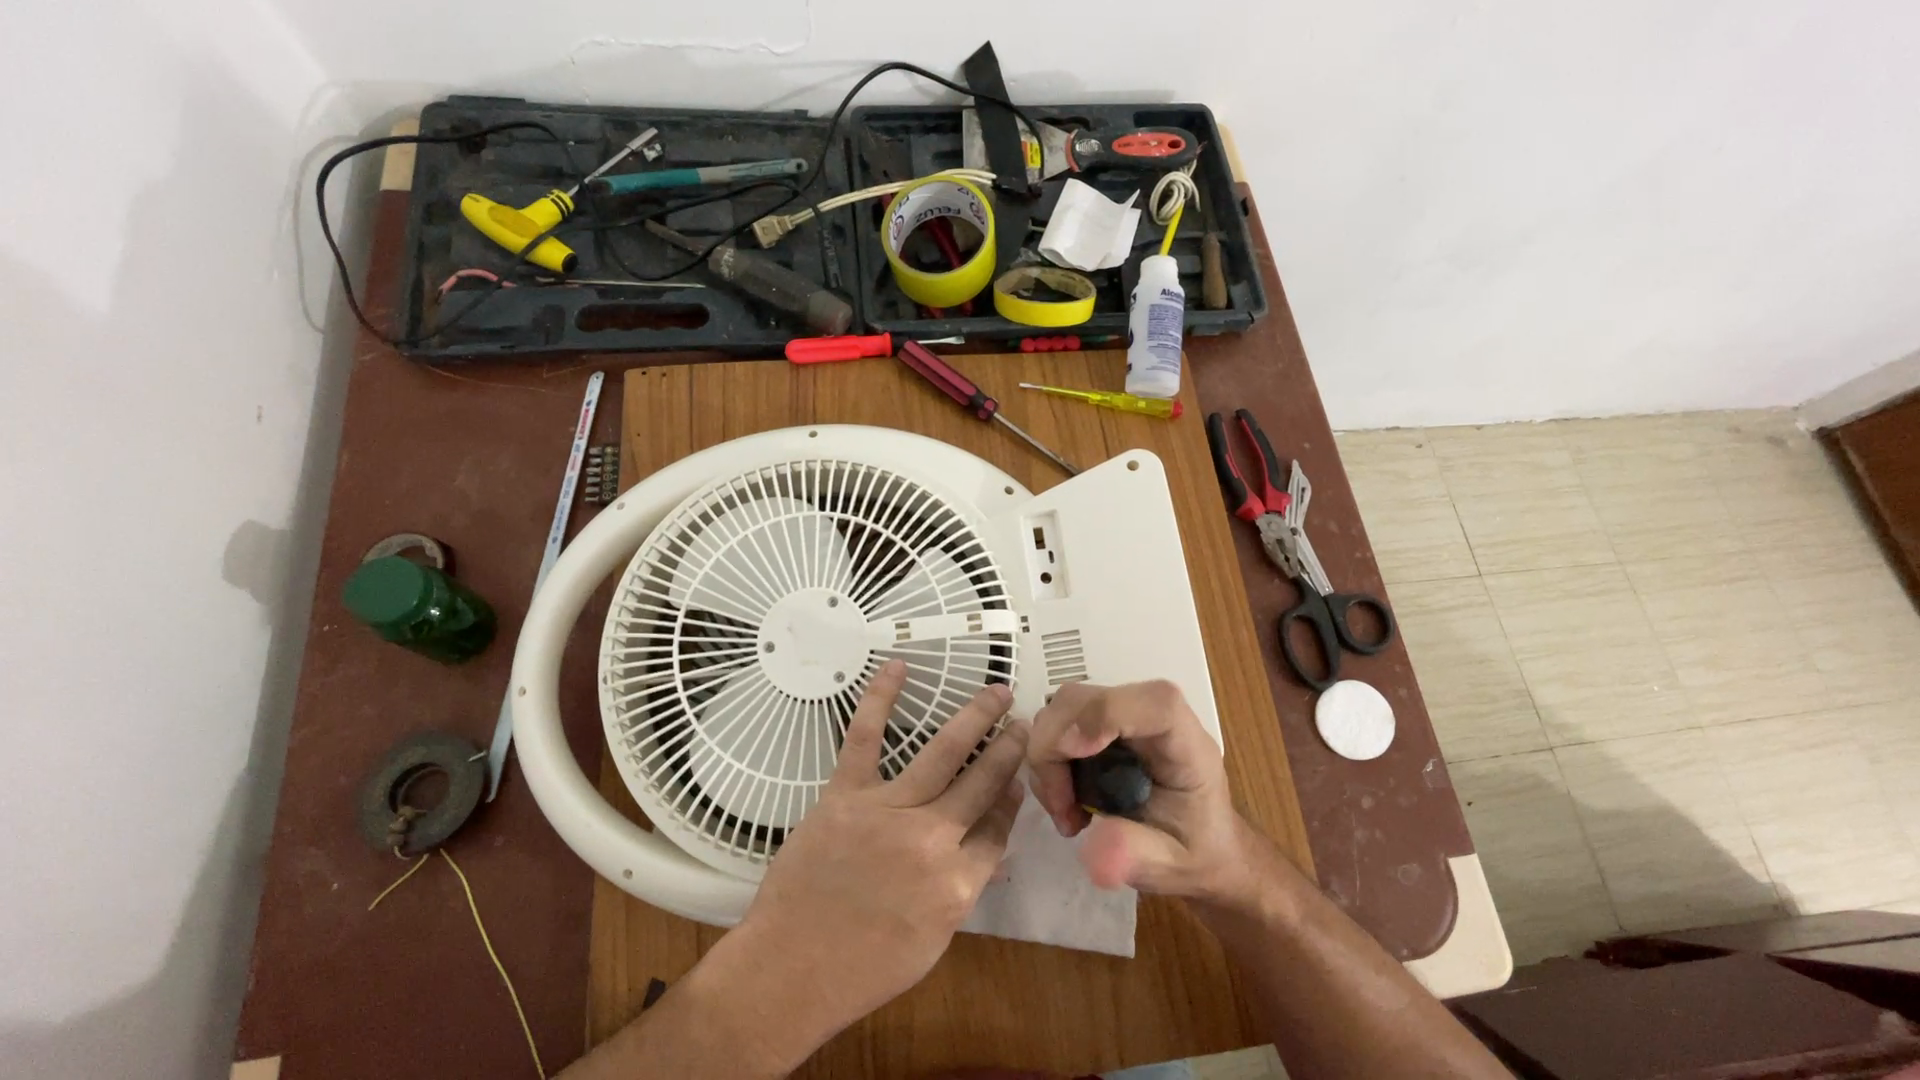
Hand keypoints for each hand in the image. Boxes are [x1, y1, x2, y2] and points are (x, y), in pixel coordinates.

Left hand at [736, 659, 1027, 1041]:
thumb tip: (985, 855)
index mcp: (958, 883)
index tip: (1020, 780)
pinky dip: (880, 700)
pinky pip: (865, 739)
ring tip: (997, 694)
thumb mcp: (931, 943)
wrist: (790, 970)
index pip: (997, 829)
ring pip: (943, 753)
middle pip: (983, 784)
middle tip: (1026, 723)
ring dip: (975, 719)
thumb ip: (961, 892)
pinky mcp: (845, 796)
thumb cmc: (862, 969)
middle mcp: (932, 840)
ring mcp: (888, 812)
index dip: (1011, 801)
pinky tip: (897, 669)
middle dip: (1009, 751)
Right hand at [1027, 680, 1257, 903]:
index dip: (1105, 714)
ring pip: (1065, 710)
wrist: (1200, 849)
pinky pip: (1060, 725)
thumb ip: (1135, 856)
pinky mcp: (1102, 725)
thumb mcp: (1171, 868)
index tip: (1072, 755)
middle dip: (1055, 751)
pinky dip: (1049, 761)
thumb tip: (1092, 853)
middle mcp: (1153, 719)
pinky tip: (1066, 799)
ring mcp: (1124, 717)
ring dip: (1048, 759)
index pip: (1154, 703)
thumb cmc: (1195, 854)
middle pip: (1087, 700)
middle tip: (1063, 810)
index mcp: (1187, 745)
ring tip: (1066, 811)